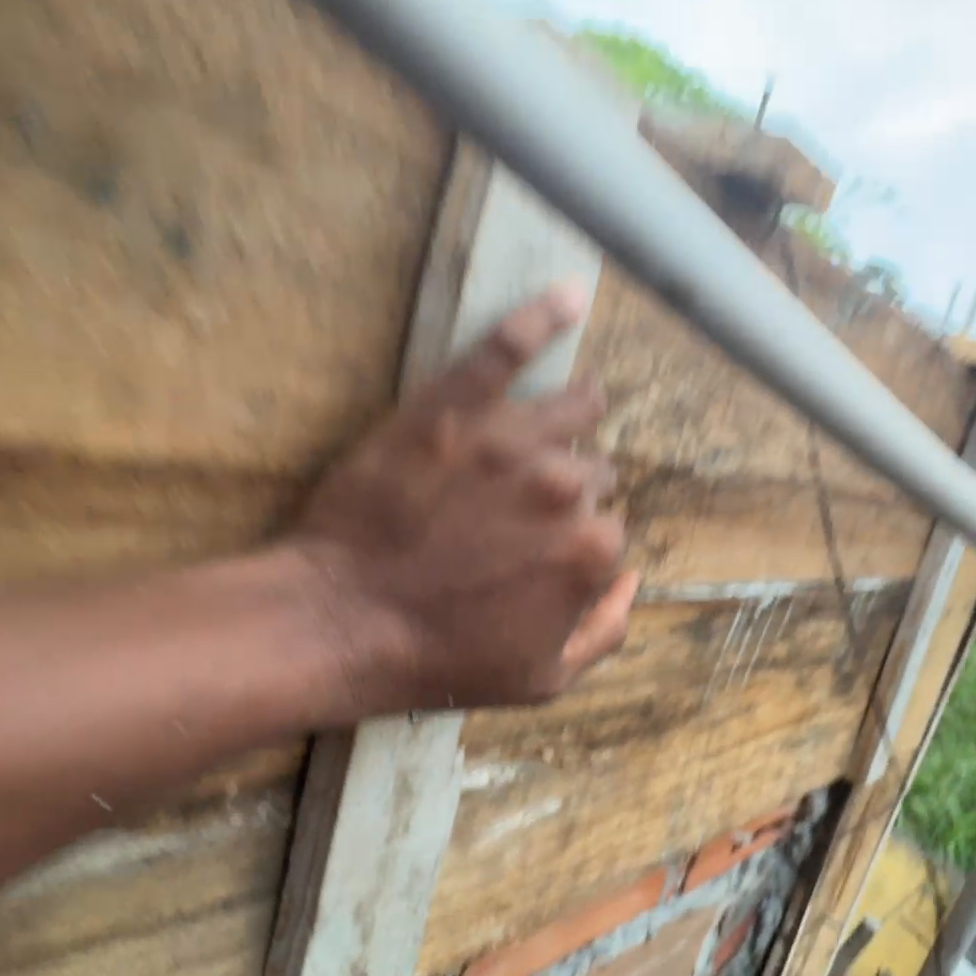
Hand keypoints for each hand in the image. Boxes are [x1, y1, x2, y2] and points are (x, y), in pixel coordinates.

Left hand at [285, 283, 637, 717]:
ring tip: (564, 416)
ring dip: (577, 416)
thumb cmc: (441, 658)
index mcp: (590, 551)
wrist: (340, 622)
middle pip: (592, 472)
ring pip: (576, 409)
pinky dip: (543, 317)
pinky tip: (571, 296)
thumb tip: (636, 579)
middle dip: (569, 490)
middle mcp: (565, 487)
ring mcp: (511, 441)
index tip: (540, 555)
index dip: (575, 546)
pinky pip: (507, 348)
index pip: (609, 531)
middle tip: (520, 510)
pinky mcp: (456, 408)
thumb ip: (608, 631)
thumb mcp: (544, 679)